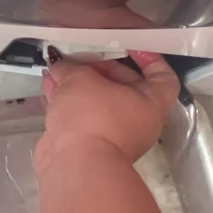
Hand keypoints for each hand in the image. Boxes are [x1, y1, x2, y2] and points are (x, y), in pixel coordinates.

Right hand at [36, 49, 181, 171]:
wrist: (75, 167)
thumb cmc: (92, 117)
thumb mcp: (81, 79)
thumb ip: (71, 66)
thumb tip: (60, 65)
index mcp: (149, 104)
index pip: (163, 77)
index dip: (150, 58)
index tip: (130, 45)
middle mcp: (135, 120)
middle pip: (124, 85)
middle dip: (100, 67)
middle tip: (79, 54)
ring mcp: (110, 133)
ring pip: (97, 100)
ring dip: (77, 83)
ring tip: (58, 66)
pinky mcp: (86, 142)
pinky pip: (79, 114)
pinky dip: (66, 99)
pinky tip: (49, 85)